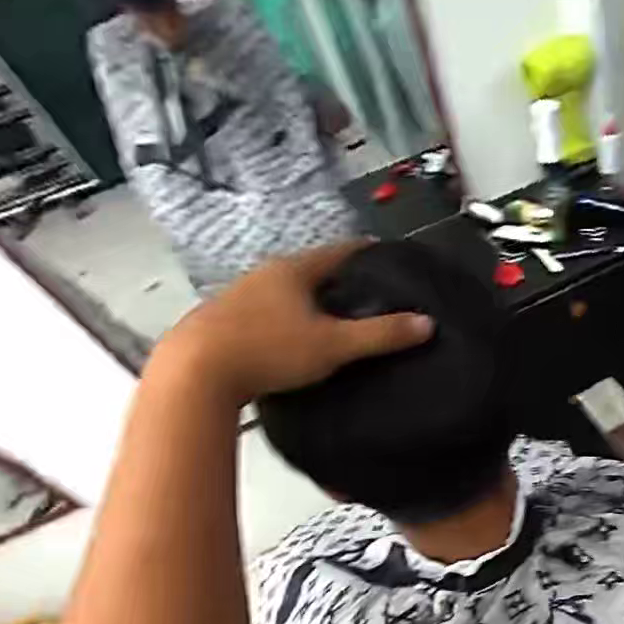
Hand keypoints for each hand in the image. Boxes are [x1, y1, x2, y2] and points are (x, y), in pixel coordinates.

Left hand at [157, 243, 433, 405]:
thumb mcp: (334, 345)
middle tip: (378, 297)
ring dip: (319, 302)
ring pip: (293, 292)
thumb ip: (380, 335)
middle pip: (316, 271)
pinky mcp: (231, 320)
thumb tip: (426, 323)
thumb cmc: (269, 349)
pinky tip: (305, 340)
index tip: (394, 260)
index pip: (342, 251)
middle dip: (346, 281)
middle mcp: (267, 274)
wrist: (197, 372)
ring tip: (346, 321)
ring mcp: (245, 296)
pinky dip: (297, 319)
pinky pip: (275, 312)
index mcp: (295, 269)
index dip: (370, 253)